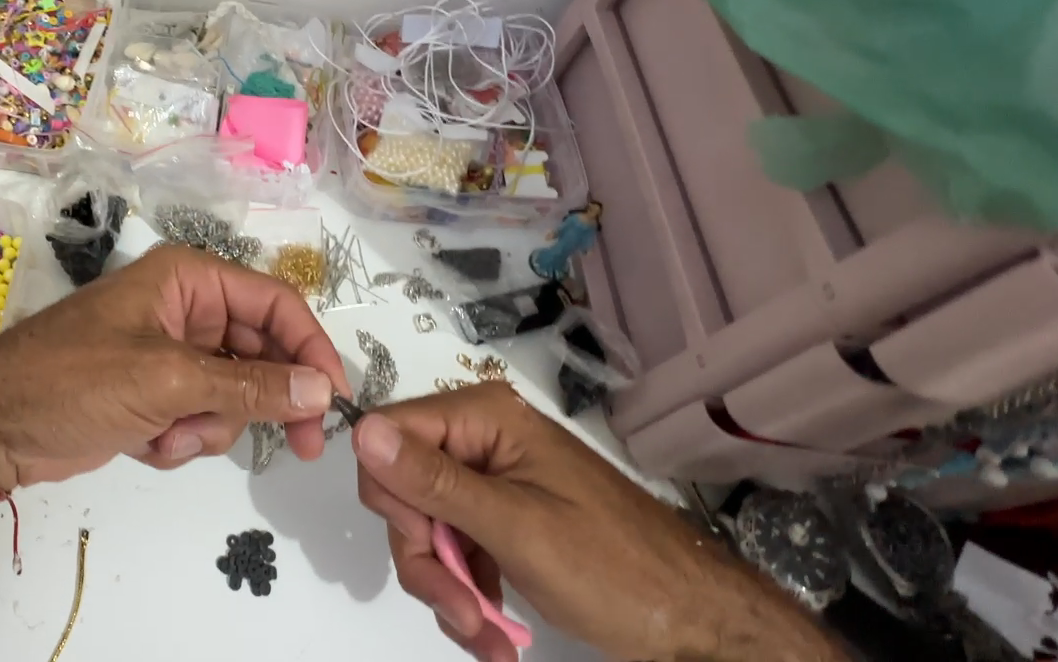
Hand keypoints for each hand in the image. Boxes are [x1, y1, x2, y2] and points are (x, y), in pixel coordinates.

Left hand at [0, 246, 351, 487]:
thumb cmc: (74, 379)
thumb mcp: (168, 380)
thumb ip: (251, 385)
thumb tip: (324, 390)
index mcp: (190, 279)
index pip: (275, 304)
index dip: (311, 347)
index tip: (337, 400)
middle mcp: (188, 308)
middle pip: (261, 352)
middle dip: (264, 400)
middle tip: (299, 448)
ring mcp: (172, 353)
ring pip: (235, 392)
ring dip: (210, 424)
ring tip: (168, 434)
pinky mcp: (157, 393)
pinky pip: (203, 417)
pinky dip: (183, 438)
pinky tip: (146, 442)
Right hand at [353, 383, 840, 661]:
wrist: (698, 625)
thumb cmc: (612, 568)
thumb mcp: (515, 527)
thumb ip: (433, 481)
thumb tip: (360, 428)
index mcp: (482, 417)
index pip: (390, 436)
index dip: (393, 496)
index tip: (425, 550)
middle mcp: (479, 438)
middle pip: (404, 490)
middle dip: (427, 559)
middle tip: (465, 614)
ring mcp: (491, 480)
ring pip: (425, 528)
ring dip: (448, 589)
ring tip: (491, 639)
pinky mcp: (501, 518)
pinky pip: (454, 549)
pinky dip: (467, 596)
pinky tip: (498, 635)